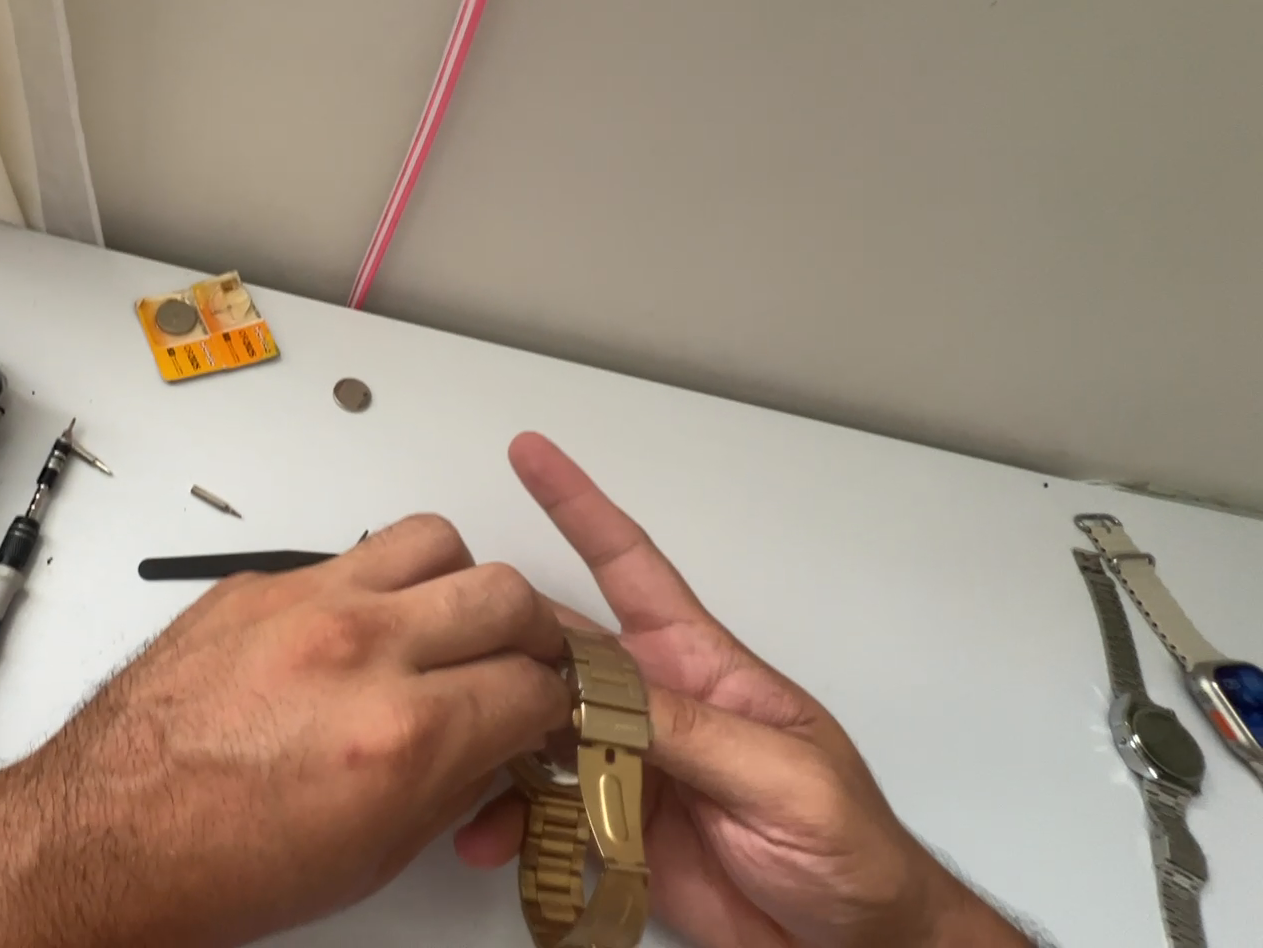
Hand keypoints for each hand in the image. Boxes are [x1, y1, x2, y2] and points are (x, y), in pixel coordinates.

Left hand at [0, 513, 570, 946]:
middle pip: (504, 592)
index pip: (535, 685)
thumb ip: (457, 778)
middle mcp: (357, 648)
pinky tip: (359, 626)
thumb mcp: (374, 851)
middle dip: (533, 630)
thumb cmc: (220, 862)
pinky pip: (349, 554)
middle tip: (520, 657)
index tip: (548, 708)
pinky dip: (377, 584)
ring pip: (433, 538)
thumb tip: (499, 732)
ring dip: (458, 580)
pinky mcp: (258, 581)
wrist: (107, 831)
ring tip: (444, 619)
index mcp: (399, 735)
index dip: (558, 704)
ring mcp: (304, 601)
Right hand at [454, 434, 1028, 947]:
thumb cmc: (847, 847)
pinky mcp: (602, 813)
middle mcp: (643, 695)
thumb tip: (600, 692)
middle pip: (553, 642)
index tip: (531, 452)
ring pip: (530, 716)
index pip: (625, 560)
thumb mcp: (783, 776)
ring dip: (491, 729)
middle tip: (451, 640)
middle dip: (502, 632)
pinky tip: (479, 833)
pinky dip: (505, 814)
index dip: (577, 502)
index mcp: (691, 660)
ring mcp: (618, 754)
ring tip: (453, 748)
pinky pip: (536, 799)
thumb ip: (694, 730)